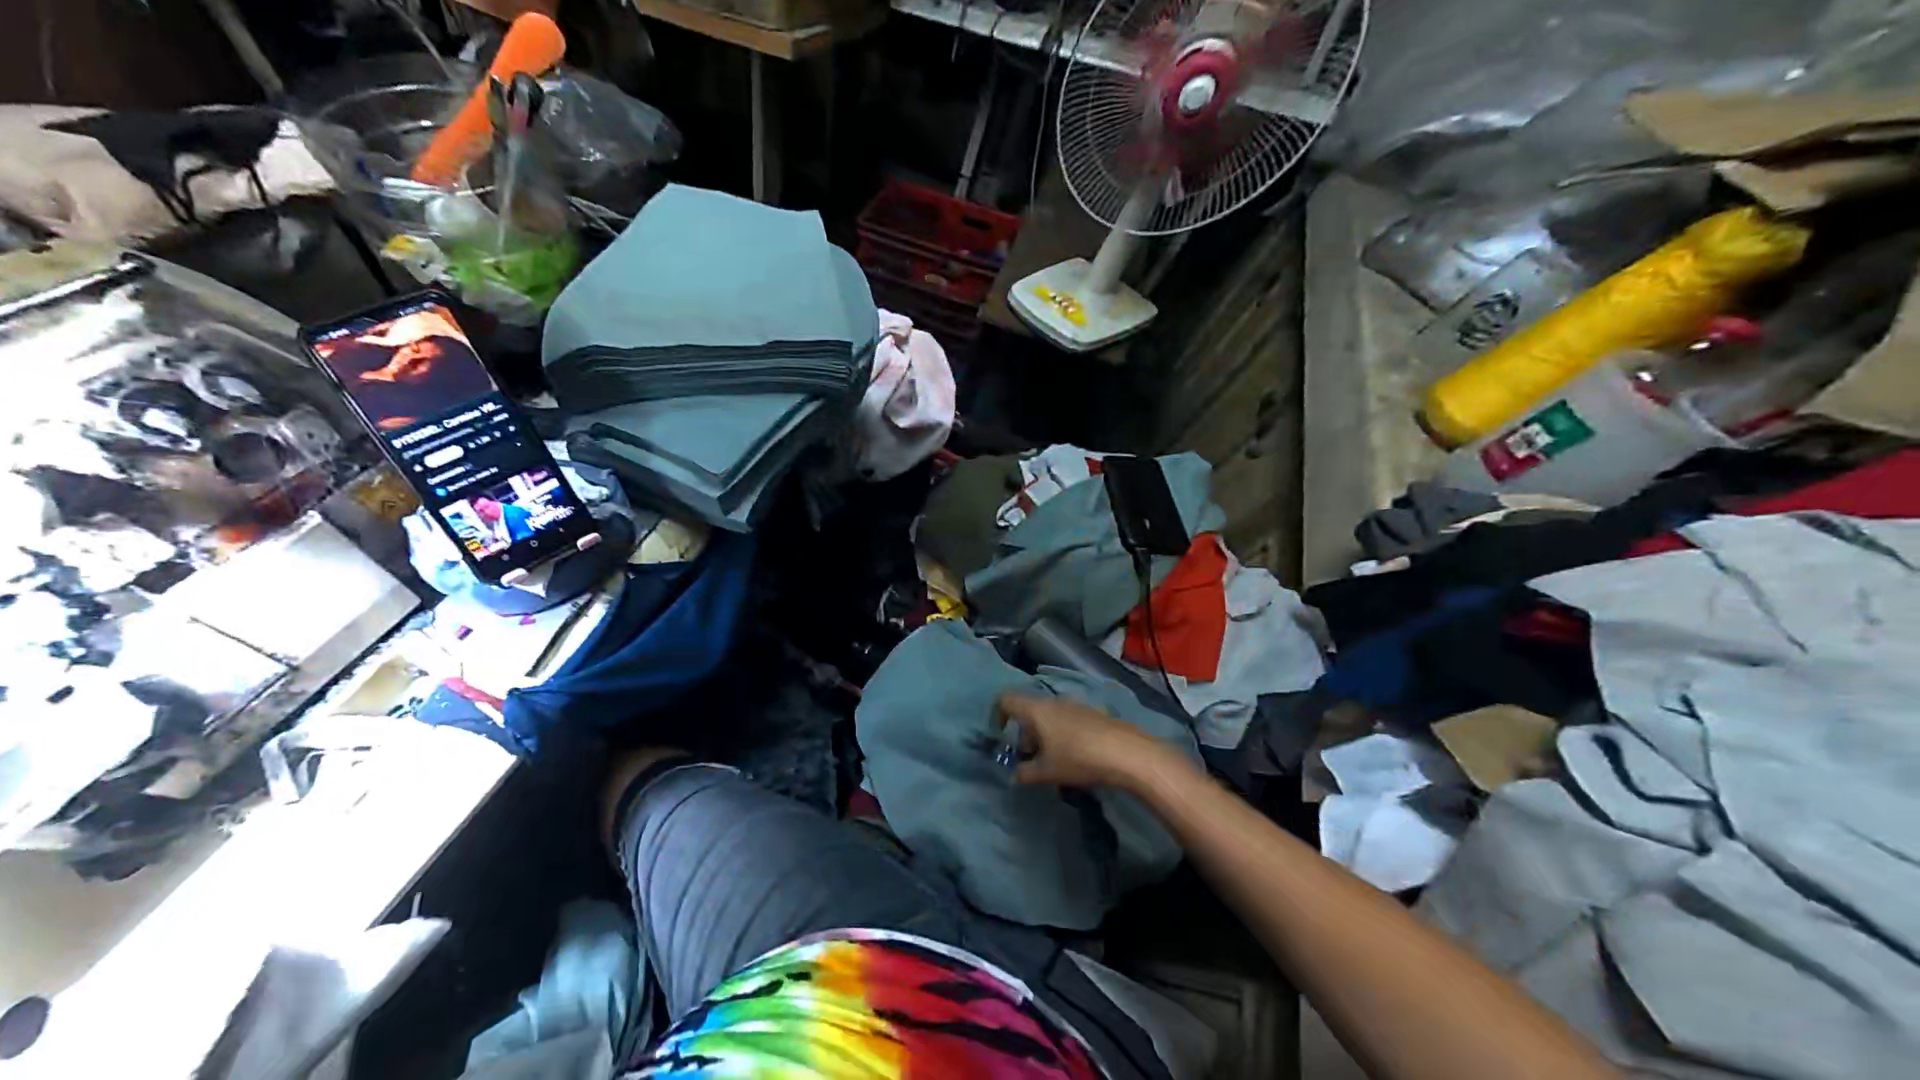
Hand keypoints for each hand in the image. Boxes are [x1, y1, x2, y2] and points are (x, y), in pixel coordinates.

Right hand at [993, 692, 1181, 791]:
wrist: (1128, 753)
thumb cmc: (1079, 758)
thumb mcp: (1047, 771)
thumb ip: (1025, 773)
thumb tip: (1014, 776)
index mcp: (1036, 710)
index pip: (1006, 699)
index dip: (997, 714)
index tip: (999, 735)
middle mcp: (1054, 701)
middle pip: (1028, 710)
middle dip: (1024, 733)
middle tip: (1029, 759)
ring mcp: (1076, 706)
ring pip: (1049, 716)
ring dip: (1044, 736)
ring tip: (1052, 762)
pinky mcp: (1093, 714)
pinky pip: (1067, 720)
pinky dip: (1061, 735)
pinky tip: (1074, 758)